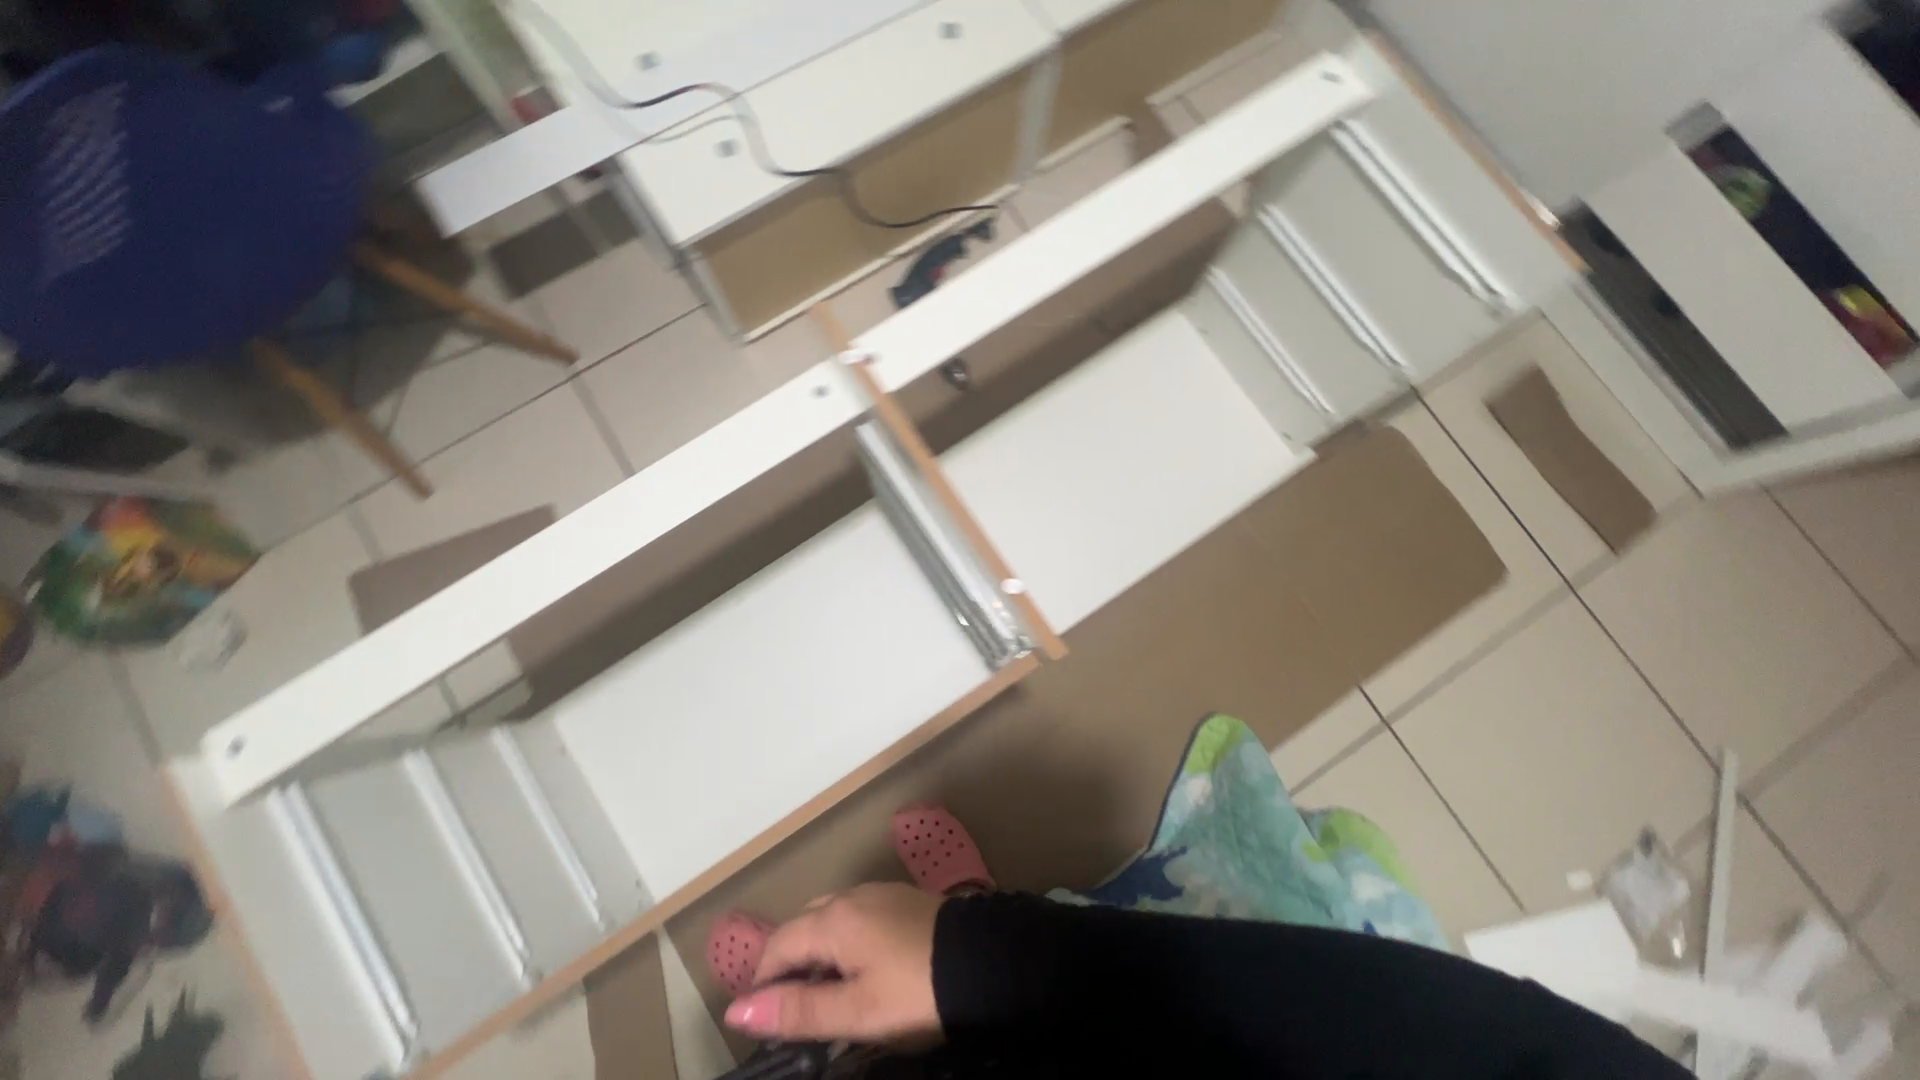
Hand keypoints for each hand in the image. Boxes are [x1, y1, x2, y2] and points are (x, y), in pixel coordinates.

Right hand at [725, 883, 943, 1043]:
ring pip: (830, 916)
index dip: (762, 984)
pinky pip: (857, 914)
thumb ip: (798, 1010)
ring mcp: (881, 893)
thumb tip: (736, 1012)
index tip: (765, 1022)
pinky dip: (844, 940)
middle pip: (801, 925)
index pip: (777, 946)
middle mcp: (852, 895)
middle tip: (794, 1011)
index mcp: (833, 919)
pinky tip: (860, 968)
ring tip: (825, 994)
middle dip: (788, 964)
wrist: (989, 963)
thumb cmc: (917, 992)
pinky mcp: (904, 900)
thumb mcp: (856, 1012)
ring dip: (817, 950)